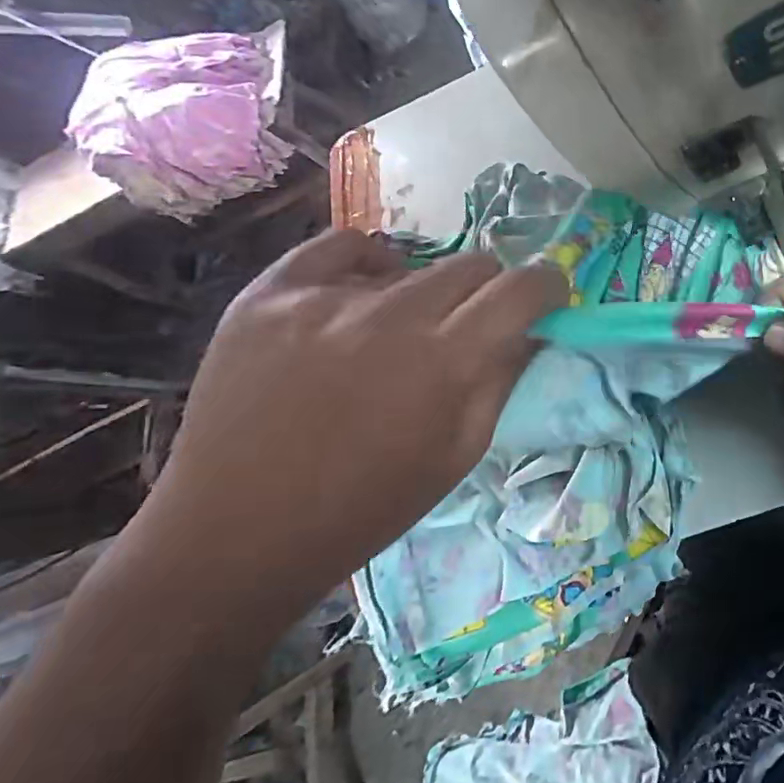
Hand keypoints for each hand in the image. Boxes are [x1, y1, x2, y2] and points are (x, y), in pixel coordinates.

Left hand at [135, 229, 568, 621]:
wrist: (235, 535)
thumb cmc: (368, 505)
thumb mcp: (462, 452)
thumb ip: (505, 379)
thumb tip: (534, 330)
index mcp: (447, 361)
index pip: (523, 288)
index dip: (548, 287)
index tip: (547, 300)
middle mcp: (392, 316)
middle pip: (474, 265)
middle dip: (491, 292)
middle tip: (473, 326)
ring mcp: (324, 299)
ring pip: (415, 262)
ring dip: (429, 292)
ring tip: (402, 332)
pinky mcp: (269, 294)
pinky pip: (342, 247)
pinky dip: (368, 265)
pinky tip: (360, 298)